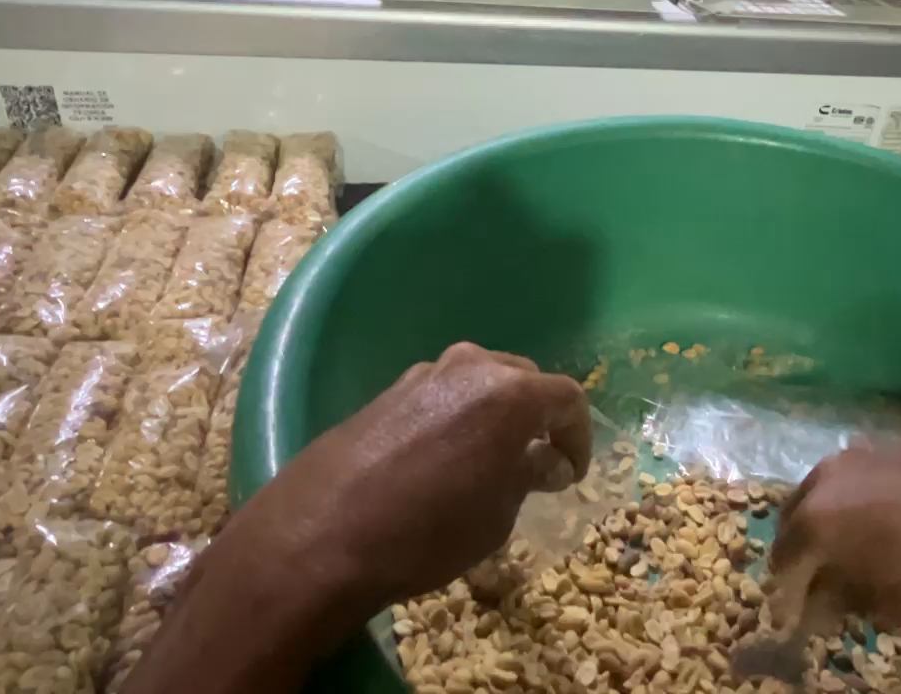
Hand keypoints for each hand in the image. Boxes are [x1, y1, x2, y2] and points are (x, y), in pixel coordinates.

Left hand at [126, 344, 590, 693]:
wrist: (320, 534)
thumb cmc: (427, 532)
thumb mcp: (497, 515)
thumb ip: (530, 475)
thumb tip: (544, 460)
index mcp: (511, 393)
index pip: (568, 398)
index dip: (579, 436)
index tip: (573, 472)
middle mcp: (472, 367)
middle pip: (525, 380)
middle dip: (538, 419)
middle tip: (539, 462)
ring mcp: (427, 372)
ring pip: (481, 382)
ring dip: (496, 414)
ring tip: (490, 460)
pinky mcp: (391, 387)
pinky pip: (444, 394)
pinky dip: (459, 416)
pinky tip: (445, 457)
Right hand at [769, 445, 900, 628]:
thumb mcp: (891, 605)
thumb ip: (841, 599)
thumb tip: (816, 599)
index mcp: (817, 520)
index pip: (782, 556)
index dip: (786, 584)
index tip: (797, 603)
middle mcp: (824, 477)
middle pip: (794, 513)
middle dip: (801, 543)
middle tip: (818, 571)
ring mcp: (853, 453)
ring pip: (822, 487)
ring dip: (826, 514)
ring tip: (850, 542)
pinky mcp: (882, 443)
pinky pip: (852, 473)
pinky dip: (853, 495)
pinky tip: (881, 516)